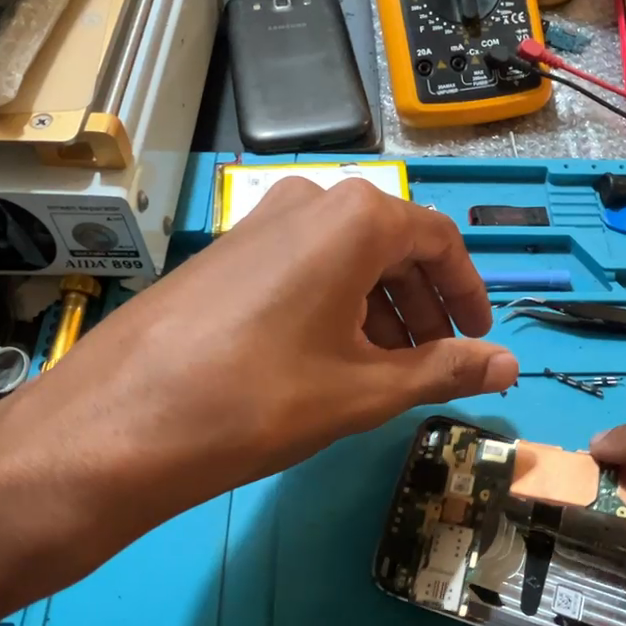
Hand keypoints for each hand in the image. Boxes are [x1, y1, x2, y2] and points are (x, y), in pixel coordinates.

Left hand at [0, 178, 519, 601]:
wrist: (115, 424)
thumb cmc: (258, 400)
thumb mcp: (364, 390)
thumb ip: (444, 370)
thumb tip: (509, 365)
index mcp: (354, 218)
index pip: (438, 240)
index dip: (467, 291)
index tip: (479, 338)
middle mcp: (307, 201)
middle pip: (391, 245)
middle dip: (423, 306)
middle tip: (436, 363)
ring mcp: (258, 222)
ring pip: (344, 257)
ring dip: (379, 309)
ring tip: (385, 371)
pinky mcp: (224, 251)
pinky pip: (301, 266)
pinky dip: (333, 305)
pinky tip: (326, 358)